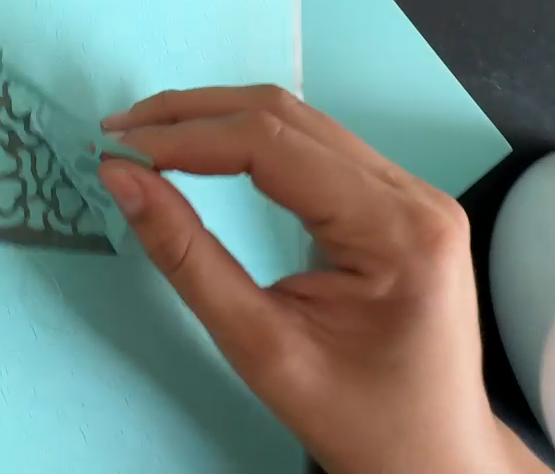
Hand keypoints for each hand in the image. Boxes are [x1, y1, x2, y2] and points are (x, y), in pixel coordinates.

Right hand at [97, 86, 546, 473]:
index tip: (118, 149)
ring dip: (208, 117)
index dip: (184, 137)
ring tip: (144, 134)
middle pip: (279, 115)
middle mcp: (408, 190)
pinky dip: (234, 134)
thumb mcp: (257, 346)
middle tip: (119, 131)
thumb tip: (118, 174)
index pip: (269, 145)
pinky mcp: (386, 194)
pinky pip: (299, 139)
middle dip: (188, 114)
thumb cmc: (355, 419)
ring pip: (287, 117)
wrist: (437, 461)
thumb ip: (185, 255)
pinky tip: (196, 146)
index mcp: (394, 229)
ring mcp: (404, 187)